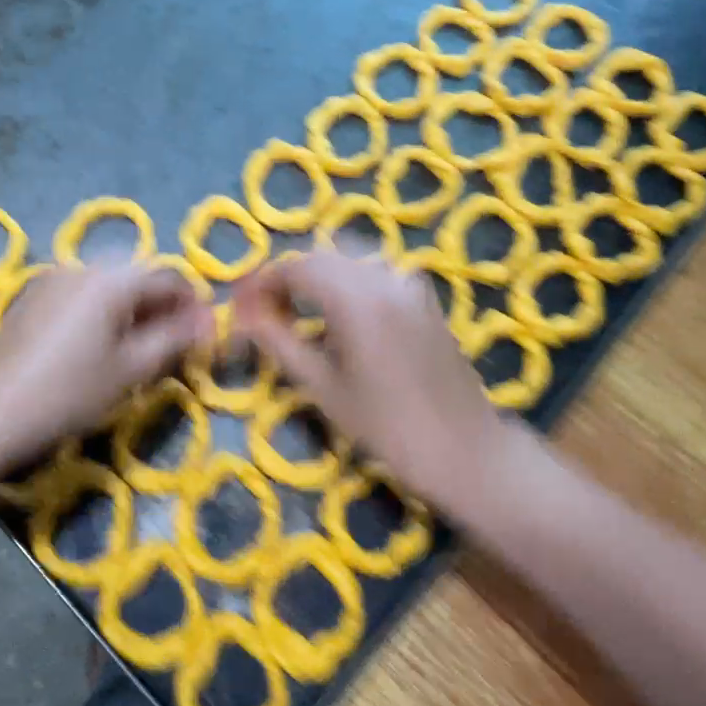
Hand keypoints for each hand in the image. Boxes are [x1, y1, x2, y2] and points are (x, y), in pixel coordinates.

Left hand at [0, 265, 210, 467]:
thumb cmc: (69, 393)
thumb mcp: (130, 370)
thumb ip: (174, 339)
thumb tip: (209, 321)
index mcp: (110, 278)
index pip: (169, 278)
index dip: (194, 304)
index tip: (208, 334)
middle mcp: (81, 266)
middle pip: (137, 278)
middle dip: (163, 307)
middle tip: (176, 346)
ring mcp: (51, 279)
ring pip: (108, 287)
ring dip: (133, 310)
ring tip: (141, 350)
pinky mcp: (31, 298)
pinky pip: (81, 296)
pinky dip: (102, 313)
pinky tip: (101, 347)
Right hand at [232, 250, 531, 500]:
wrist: (467, 450)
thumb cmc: (388, 428)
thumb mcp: (324, 389)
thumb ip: (280, 343)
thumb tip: (243, 316)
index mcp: (356, 297)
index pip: (294, 267)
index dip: (260, 282)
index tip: (238, 306)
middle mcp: (384, 277)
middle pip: (322, 255)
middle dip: (287, 275)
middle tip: (262, 310)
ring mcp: (409, 284)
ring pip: (350, 258)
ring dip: (316, 275)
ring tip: (294, 311)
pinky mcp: (423, 298)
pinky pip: (374, 272)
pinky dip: (346, 281)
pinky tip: (335, 316)